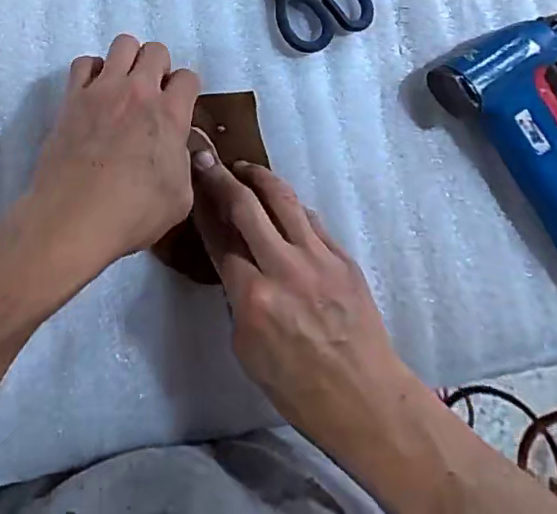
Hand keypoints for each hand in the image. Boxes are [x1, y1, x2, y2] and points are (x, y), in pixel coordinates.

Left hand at [28, 34, 201, 268]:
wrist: (73, 219)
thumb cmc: (132, 214)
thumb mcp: (180, 197)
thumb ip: (183, 164)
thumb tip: (178, 151)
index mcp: (170, 114)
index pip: (188, 78)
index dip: (187, 90)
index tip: (179, 107)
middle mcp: (139, 92)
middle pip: (156, 50)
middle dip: (159, 67)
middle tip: (152, 93)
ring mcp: (103, 90)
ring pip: (123, 43)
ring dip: (129, 59)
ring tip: (124, 84)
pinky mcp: (72, 98)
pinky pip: (84, 63)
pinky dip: (93, 70)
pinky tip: (94, 92)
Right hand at [190, 156, 421, 445]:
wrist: (363, 395)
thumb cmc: (298, 387)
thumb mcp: (248, 351)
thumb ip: (238, 301)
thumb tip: (236, 267)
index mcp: (253, 298)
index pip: (220, 240)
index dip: (204, 210)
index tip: (193, 186)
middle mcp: (283, 268)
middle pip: (247, 208)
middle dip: (223, 180)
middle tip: (209, 161)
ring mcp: (317, 257)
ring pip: (283, 200)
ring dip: (260, 178)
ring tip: (244, 168)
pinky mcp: (342, 255)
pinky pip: (311, 219)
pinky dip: (290, 205)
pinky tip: (280, 201)